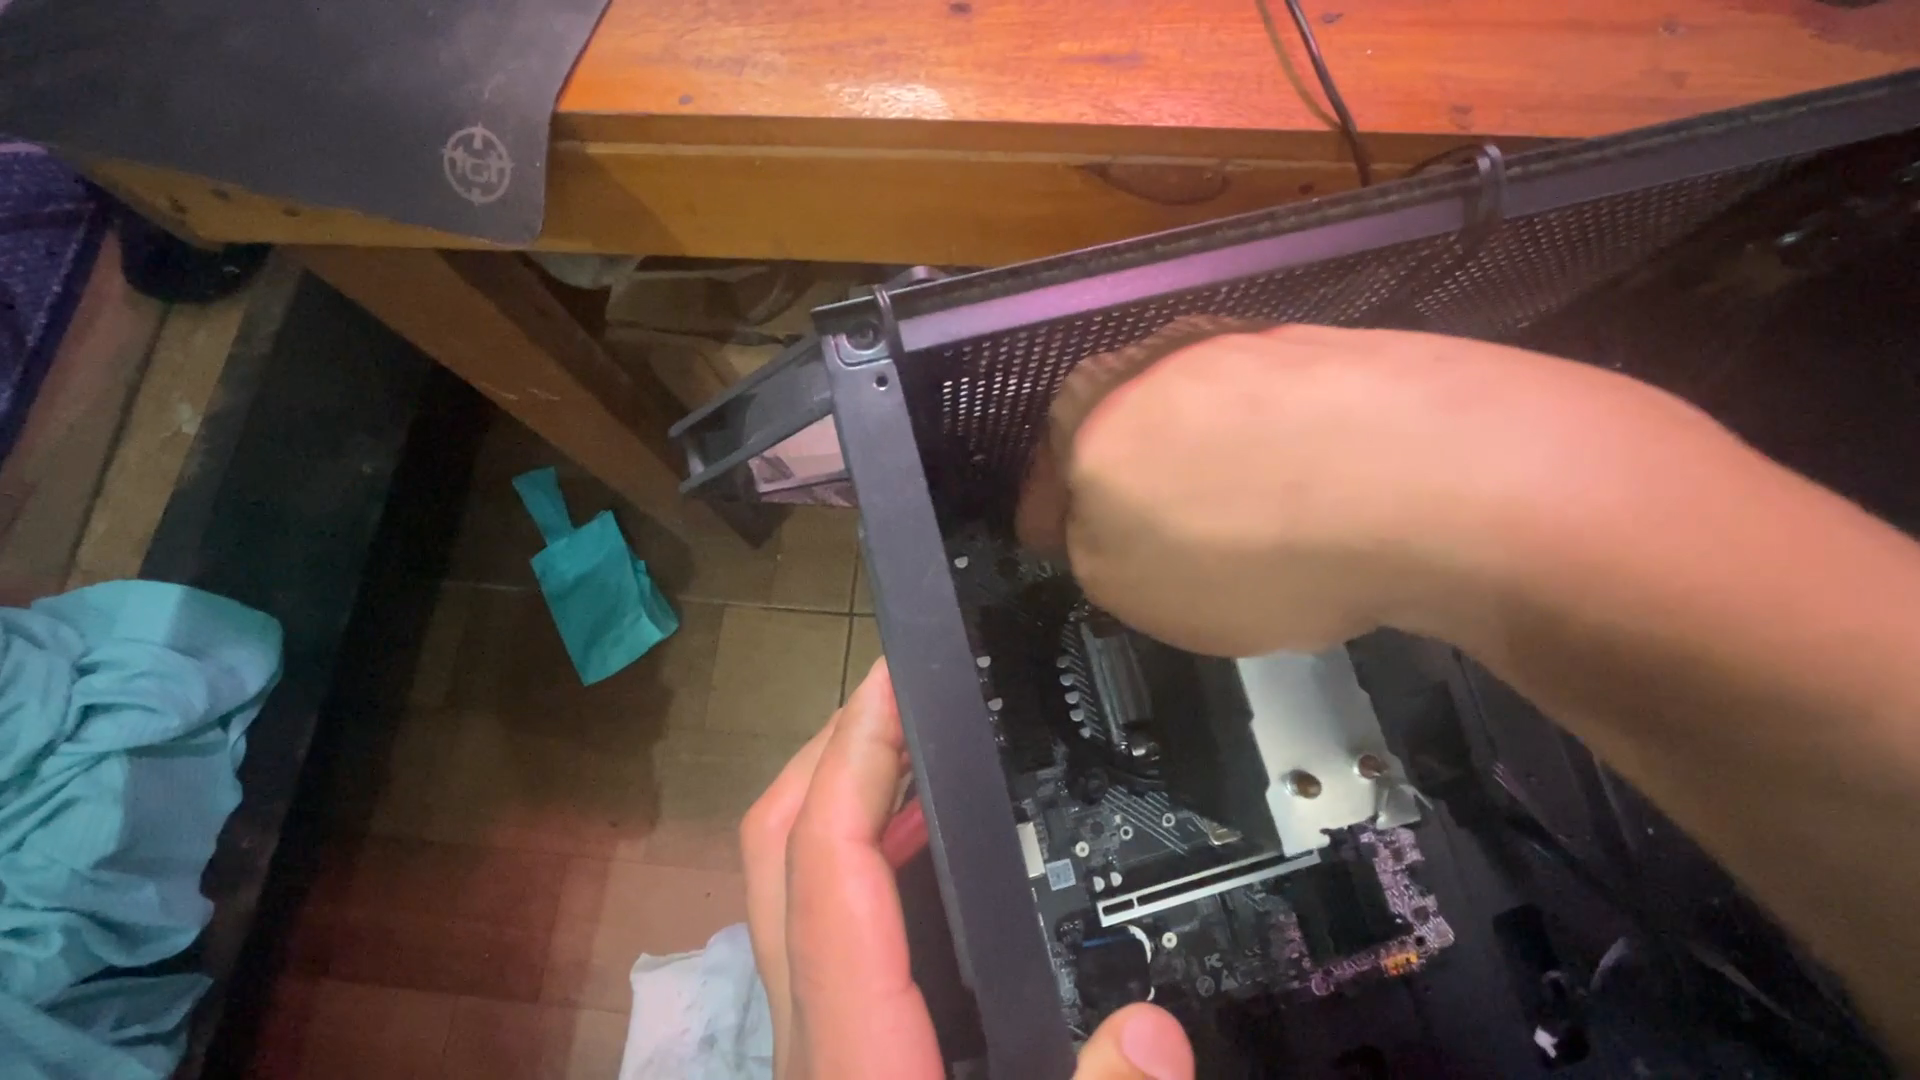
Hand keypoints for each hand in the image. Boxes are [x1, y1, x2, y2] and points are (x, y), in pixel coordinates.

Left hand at [742, 659, 1196, 1078]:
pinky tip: (938, 858)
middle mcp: (816, 1033)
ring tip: (927, 749)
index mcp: (851, 1056)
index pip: (825, 864)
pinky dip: (874, 858)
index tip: (900, 679)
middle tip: (907, 692)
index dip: (856, 756)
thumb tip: (1154, 1032)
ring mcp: (820, 1041)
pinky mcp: (840, 1055)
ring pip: (793, 880)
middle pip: (778, 848)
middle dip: (832, 749)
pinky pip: (833, 922)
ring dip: (848, 794)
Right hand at [1016, 320, 1703, 656]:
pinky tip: (1304, 497)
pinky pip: (1269, 415)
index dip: (1047, 515)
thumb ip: (1088, 549)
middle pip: (1117, 430)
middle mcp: (1161, 360)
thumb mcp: (1130, 586)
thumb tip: (1095, 523)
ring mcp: (1248, 346)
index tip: (1051, 543)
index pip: (1047, 466)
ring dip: (1197, 466)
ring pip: (1193, 417)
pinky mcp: (1326, 350)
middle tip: (1146, 541)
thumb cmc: (1260, 548)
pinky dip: (1268, 456)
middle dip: (1120, 484)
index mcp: (1095, 413)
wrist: (1443, 480)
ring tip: (1238, 525)